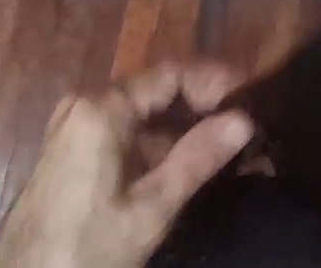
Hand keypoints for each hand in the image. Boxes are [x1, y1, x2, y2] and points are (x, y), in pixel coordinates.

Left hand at [0, 63, 255, 267]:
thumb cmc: (88, 246)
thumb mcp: (150, 208)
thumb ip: (197, 159)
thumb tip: (244, 120)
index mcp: (102, 107)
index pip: (169, 74)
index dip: (212, 81)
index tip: (250, 93)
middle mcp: (84, 103)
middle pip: (153, 91)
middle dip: (199, 104)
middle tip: (244, 123)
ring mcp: (73, 125)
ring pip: (138, 113)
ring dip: (179, 126)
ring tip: (224, 144)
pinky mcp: (70, 149)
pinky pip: (120, 131)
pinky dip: (153, 142)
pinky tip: (184, 163)